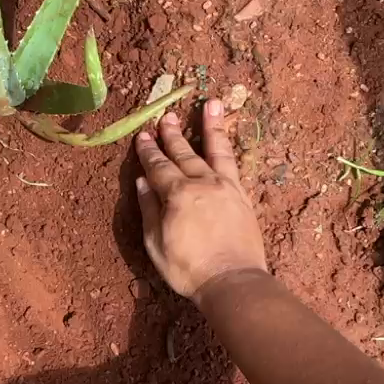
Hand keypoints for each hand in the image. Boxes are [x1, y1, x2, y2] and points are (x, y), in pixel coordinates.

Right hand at [133, 100, 270, 301]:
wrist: (232, 280)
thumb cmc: (187, 267)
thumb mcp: (155, 243)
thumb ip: (149, 209)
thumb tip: (142, 182)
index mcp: (177, 194)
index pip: (158, 166)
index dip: (148, 151)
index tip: (142, 135)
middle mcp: (202, 183)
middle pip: (184, 153)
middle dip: (173, 134)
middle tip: (166, 117)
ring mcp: (226, 187)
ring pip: (216, 150)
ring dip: (211, 126)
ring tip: (211, 103)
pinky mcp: (242, 196)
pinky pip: (233, 164)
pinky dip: (228, 149)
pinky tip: (225, 141)